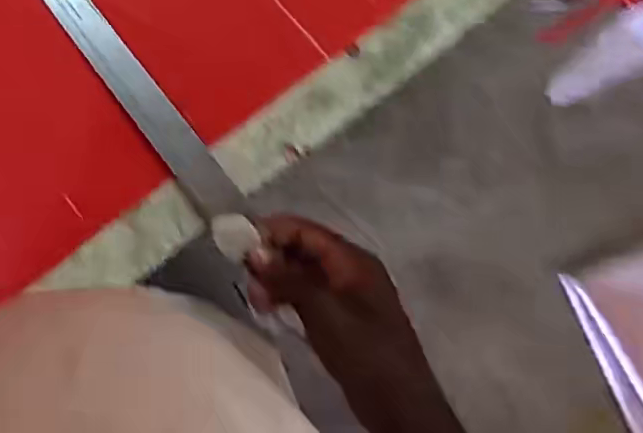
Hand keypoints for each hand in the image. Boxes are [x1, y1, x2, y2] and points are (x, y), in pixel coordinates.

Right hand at [247, 216, 463, 432]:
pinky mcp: (338, 316)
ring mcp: (344, 294)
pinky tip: (269, 308)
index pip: (303, 229)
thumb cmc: (366, 352)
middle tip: (246, 277)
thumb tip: (252, 252)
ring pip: (299, 271)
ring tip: (256, 299)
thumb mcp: (323, 310)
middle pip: (299, 248)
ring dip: (274, 279)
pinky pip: (304, 293)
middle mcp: (348, 269)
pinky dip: (284, 295)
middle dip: (270, 258)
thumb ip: (287, 277)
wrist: (402, 412)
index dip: (271, 232)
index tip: (240, 243)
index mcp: (352, 259)